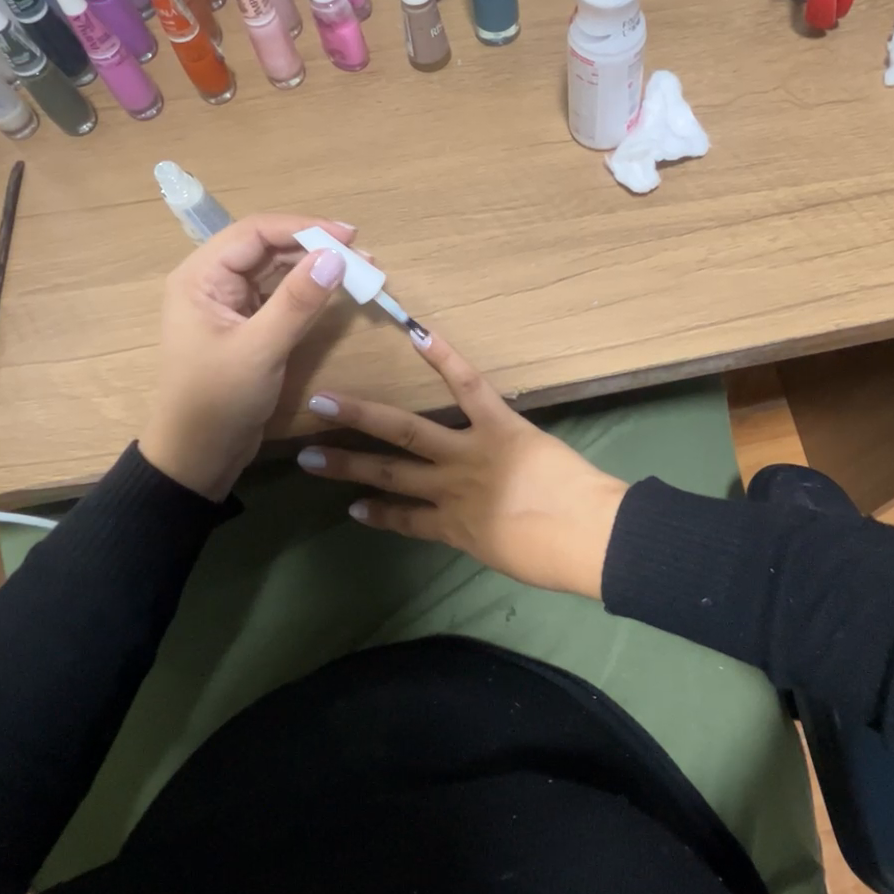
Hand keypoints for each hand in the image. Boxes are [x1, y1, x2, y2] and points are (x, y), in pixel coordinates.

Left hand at [138, 215, 351, 499]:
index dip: (303, 229)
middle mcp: (213, 282)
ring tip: (360, 270)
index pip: (255, 233)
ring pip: (277, 272)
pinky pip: (281, 298)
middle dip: (315, 247)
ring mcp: (230, 306)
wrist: (199, 455)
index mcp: (201, 277)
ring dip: (316, 268)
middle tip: (364, 254)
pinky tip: (336, 292)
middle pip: (267, 248)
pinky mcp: (247, 328)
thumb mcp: (260, 349)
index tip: (349, 236)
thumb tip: (336, 256)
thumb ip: (297, 301)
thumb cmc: (218, 401)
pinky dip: (309, 293)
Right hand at [294, 331, 627, 599]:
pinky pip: (468, 388)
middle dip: (346, 463)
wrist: (588, 539)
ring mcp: (470, 454)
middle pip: (388, 473)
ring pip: (406, 432)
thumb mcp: (505, 557)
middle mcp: (450, 488)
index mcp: (454, 527)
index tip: (351, 507)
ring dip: (364, 415)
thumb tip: (483, 529)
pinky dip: (445, 358)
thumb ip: (485, 538)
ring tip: (326, 400)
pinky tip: (418, 334)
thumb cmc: (554, 560)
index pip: (404, 520)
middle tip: (305, 452)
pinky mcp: (500, 426)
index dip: (376, 514)